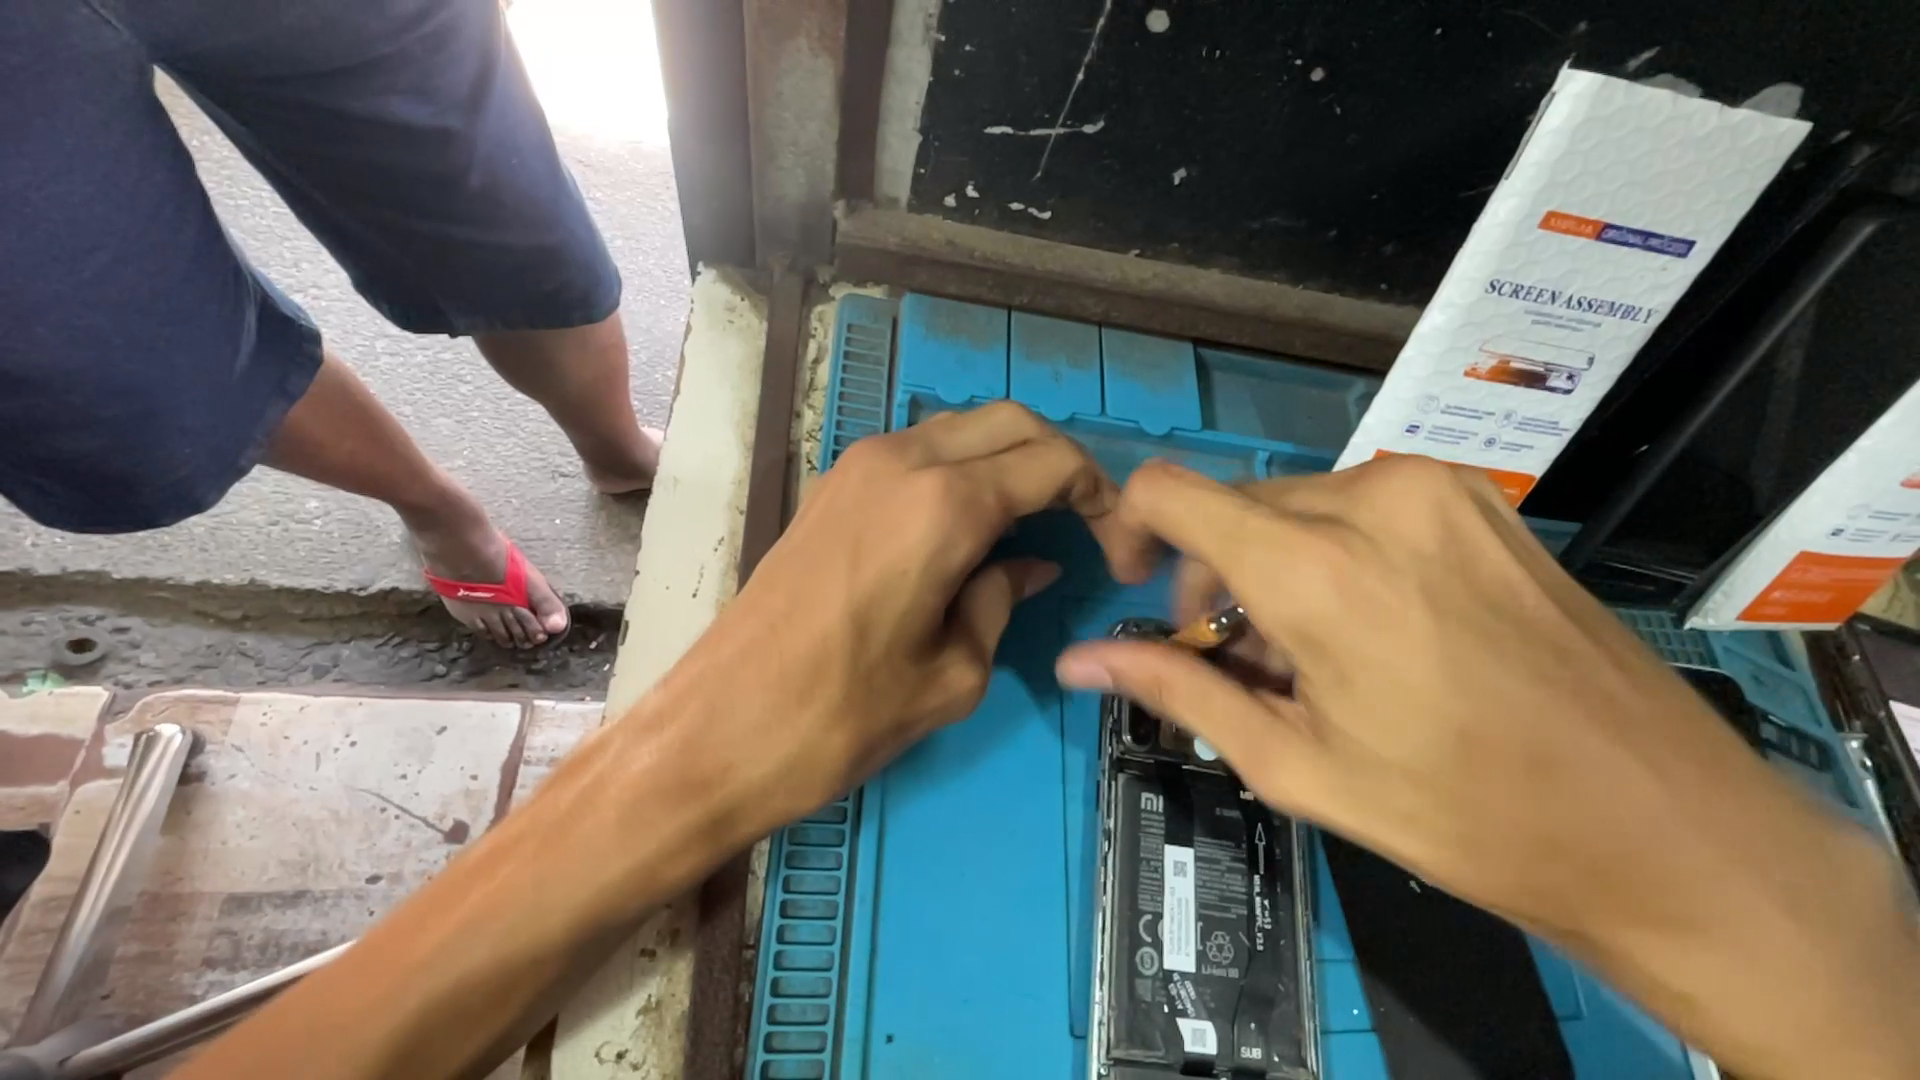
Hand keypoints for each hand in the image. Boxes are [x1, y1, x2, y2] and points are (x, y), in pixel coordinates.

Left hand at [672, 402, 1136, 819]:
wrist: (718, 728)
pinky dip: (961, 470)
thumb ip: (1002, 602)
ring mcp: (857, 465)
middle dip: (1060, 461)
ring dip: (1008, 460)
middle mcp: (902, 460)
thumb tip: (1034, 565)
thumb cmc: (844, 716)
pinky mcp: (830, 486)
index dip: (1100, 495)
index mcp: (945, 504)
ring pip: (961, 430)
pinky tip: (971, 527)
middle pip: (1009, 423)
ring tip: (1035, 523)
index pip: (1052, 462)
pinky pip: (917, 453)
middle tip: (1086, 522)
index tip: (1119, 544)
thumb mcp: (953, 674)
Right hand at [1055, 456, 1835, 932]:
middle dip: (1212, 576)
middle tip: (1244, 662)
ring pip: (1292, 505)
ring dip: (1273, 566)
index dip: (1133, 531)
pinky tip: (1373, 626)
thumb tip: (1075, 661)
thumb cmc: (1460, 812)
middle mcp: (1369, 499)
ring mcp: (1433, 489)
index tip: (1146, 595)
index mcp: (1315, 567)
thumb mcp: (1294, 762)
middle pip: (1232, 507)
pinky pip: (1358, 505)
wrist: (1663, 824)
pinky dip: (1332, 552)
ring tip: (1315, 656)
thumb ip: (1177, 689)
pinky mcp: (1476, 499)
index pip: (1169, 493)